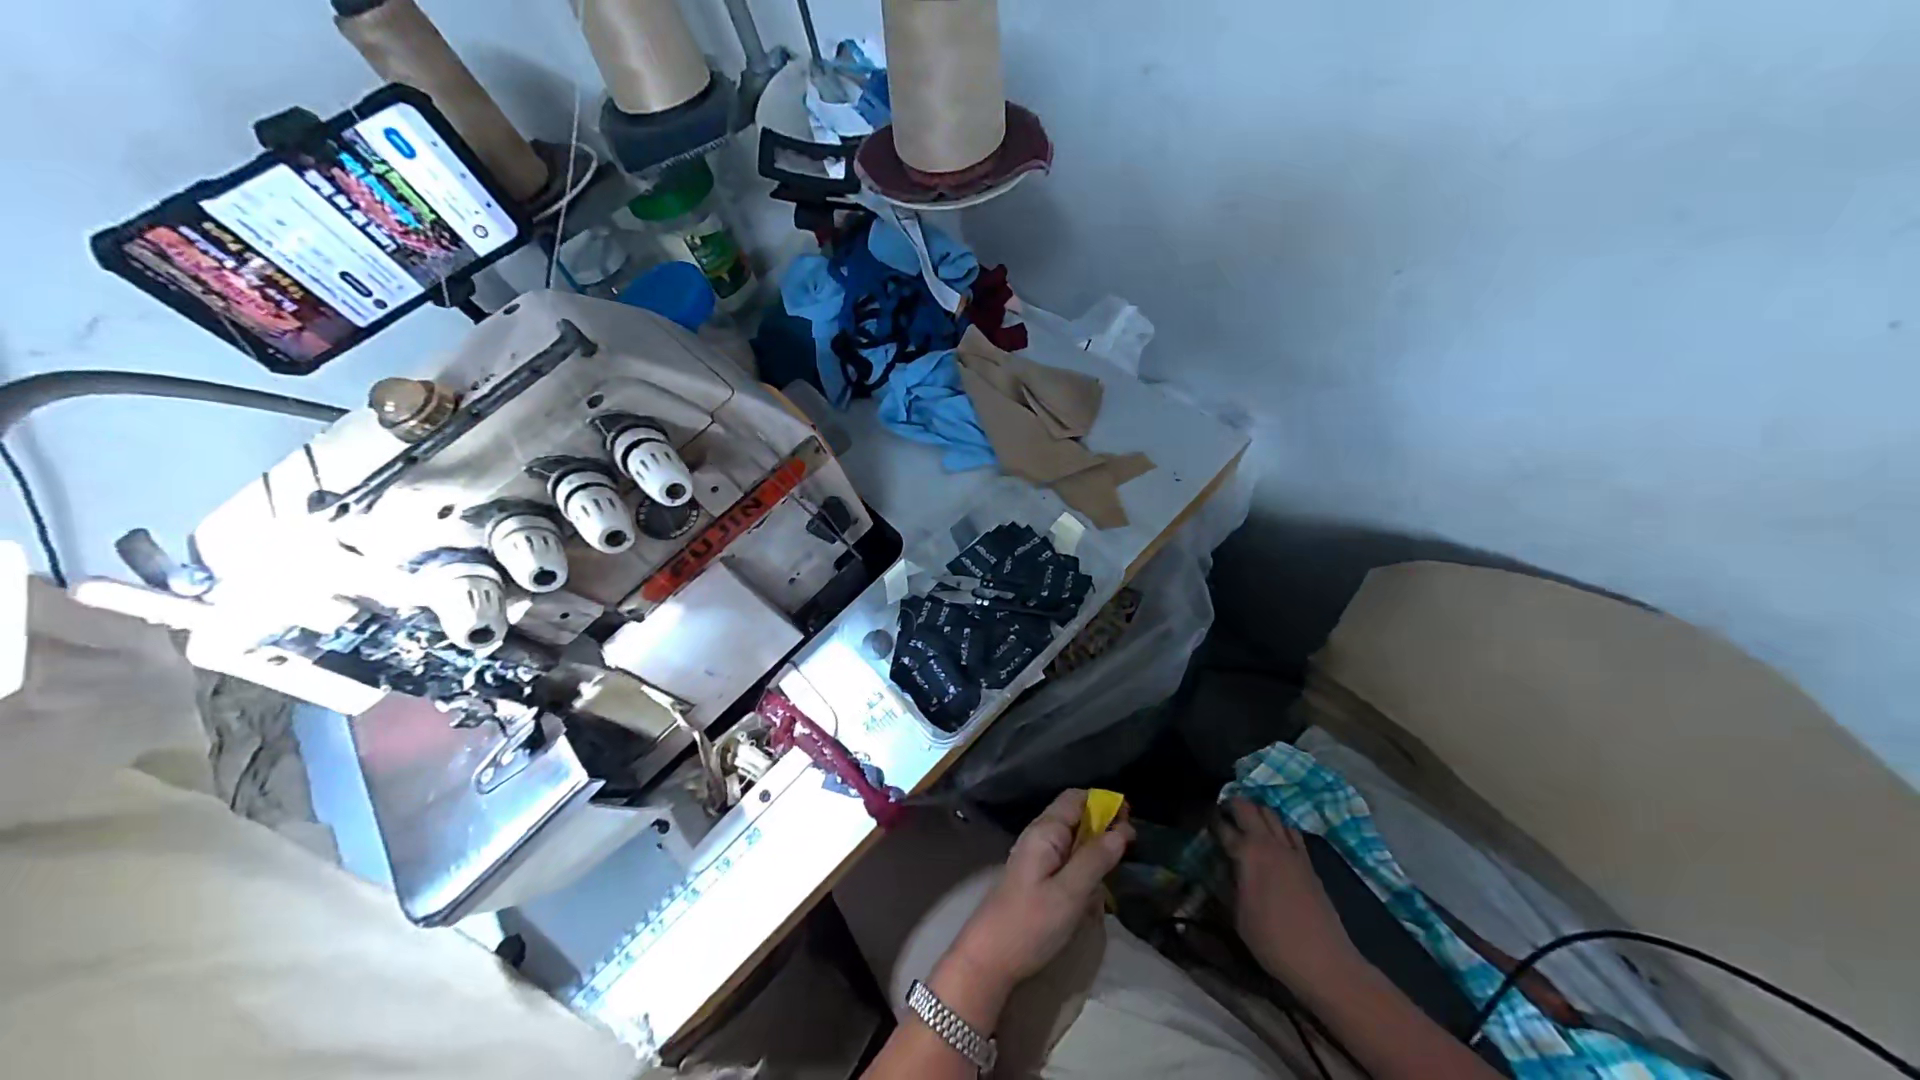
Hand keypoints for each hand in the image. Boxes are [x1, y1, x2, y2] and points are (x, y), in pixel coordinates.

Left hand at [945, 789, 1134, 993]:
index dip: (1104, 803)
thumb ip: (1095, 859)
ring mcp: (1037, 857)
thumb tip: (1122, 830)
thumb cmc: (1030, 923)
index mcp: (1044, 831)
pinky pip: (1067, 859)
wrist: (989, 959)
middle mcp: (1039, 837)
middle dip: (1104, 824)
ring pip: (1073, 839)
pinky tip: (1099, 883)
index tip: (1131, 821)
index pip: (1076, 798)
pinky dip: (1085, 863)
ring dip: (1096, 845)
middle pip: (1075, 816)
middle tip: (1131, 846)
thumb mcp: (1070, 892)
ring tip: (1120, 863)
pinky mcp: (1038, 878)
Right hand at [1219, 797, 1360, 987]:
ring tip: (1246, 825)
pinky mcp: (1308, 862)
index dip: (1210, 821)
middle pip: (1249, 808)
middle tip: (1221, 814)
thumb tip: (1220, 868)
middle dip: (1232, 805)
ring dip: (1256, 813)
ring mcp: (1293, 851)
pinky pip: (1291, 831)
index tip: (1202, 822)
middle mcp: (1270, 844)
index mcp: (1248, 854)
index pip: (1223, 826)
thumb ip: (1227, 884)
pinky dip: (1278, 827)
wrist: (1324, 962)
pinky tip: (1273, 841)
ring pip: (1272, 814)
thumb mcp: (1238, 916)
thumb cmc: (1273, 941)